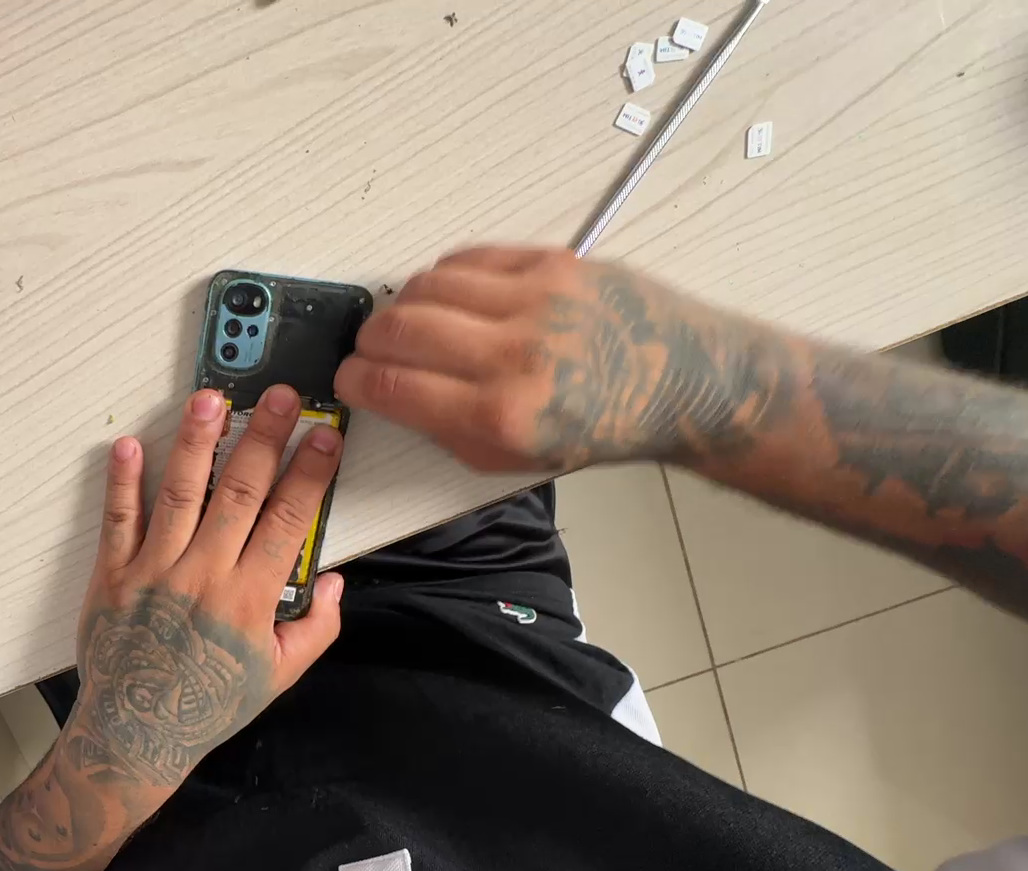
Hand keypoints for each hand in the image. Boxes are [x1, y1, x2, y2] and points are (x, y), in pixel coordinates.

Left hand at [73, 385, 345, 786]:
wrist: (138, 730)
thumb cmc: (212, 704)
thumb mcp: (280, 675)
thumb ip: (318, 628)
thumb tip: (337, 579)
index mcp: (250, 597)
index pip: (287, 521)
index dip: (310, 473)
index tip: (326, 434)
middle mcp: (203, 573)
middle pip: (239, 492)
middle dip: (263, 438)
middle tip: (278, 395)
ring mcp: (153, 569)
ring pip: (179, 493)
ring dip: (196, 442)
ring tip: (208, 399)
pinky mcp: (112, 573)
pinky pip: (118, 519)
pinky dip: (122, 482)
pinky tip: (127, 444)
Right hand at [333, 247, 793, 471]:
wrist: (680, 381)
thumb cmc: (588, 430)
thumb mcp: (503, 457)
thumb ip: (439, 427)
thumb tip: (387, 388)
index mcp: (497, 415)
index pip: (392, 385)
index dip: (353, 380)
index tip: (347, 379)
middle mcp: (513, 354)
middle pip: (399, 329)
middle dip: (367, 342)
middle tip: (369, 351)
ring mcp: (534, 300)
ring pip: (425, 285)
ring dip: (398, 306)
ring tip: (405, 323)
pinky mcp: (553, 262)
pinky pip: (466, 257)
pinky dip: (439, 277)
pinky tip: (443, 297)